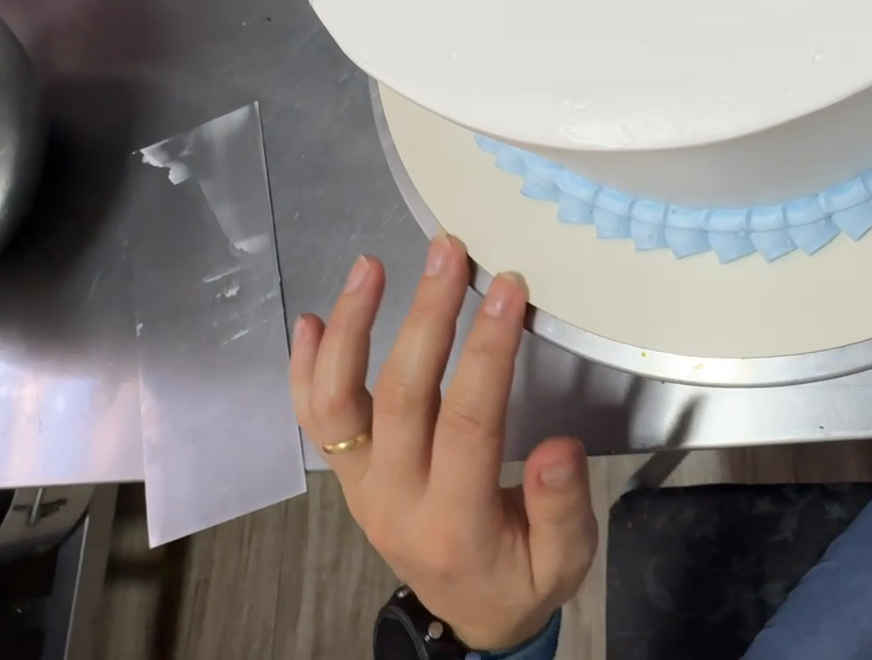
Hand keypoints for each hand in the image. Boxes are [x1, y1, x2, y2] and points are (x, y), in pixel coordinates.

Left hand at [289, 235, 596, 650]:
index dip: (488, 349)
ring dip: (352, 328)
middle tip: (449, 252)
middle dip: (427, 315)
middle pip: (402, 395)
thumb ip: (562, 508)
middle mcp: (394, 498)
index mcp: (455, 520)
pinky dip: (307, 367)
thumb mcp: (563, 561)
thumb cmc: (520, 580)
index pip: (469, 420)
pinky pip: (316, 419)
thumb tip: (560, 447)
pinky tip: (313, 319)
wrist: (467, 619)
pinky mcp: (349, 474)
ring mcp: (361, 484)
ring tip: (370, 266)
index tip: (506, 287)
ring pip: (338, 402)